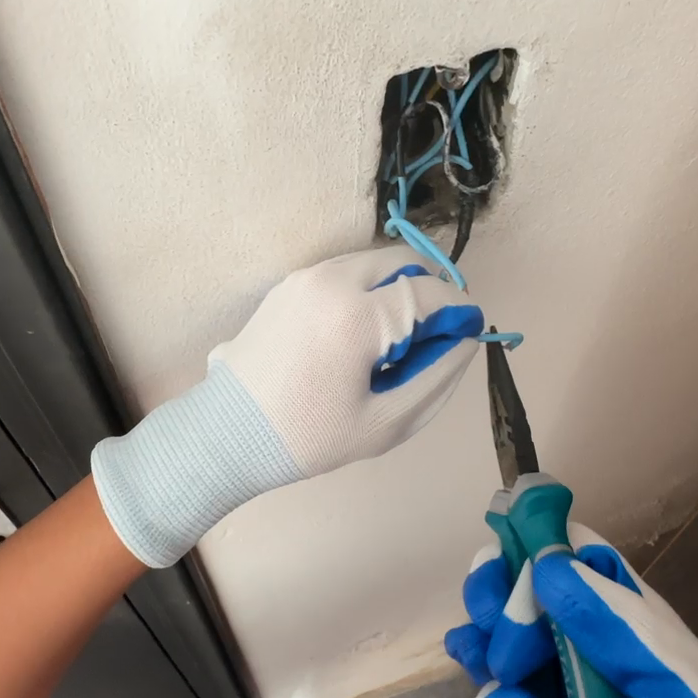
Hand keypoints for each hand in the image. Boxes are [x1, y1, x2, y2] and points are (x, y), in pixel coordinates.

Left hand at [92, 245, 485, 566]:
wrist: (227, 432)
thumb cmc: (309, 436)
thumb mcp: (386, 421)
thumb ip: (437, 375)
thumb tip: (465, 337)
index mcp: (357, 315)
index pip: (429, 291)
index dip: (459, 308)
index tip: (469, 329)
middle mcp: (331, 280)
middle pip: (402, 260)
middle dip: (428, 288)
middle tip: (431, 332)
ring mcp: (304, 277)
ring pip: (371, 262)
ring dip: (395, 286)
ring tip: (392, 337)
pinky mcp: (288, 283)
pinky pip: (343, 271)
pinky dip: (365, 288)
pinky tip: (358, 332)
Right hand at [445, 480, 697, 697]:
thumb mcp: (675, 668)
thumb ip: (617, 619)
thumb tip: (548, 563)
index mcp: (616, 607)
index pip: (561, 549)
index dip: (526, 539)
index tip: (504, 557)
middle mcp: (577, 637)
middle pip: (513, 587)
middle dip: (492, 593)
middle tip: (490, 621)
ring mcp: (556, 685)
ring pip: (492, 642)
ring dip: (482, 645)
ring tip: (500, 671)